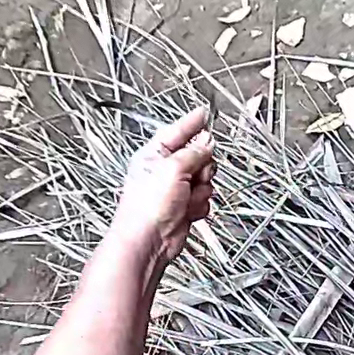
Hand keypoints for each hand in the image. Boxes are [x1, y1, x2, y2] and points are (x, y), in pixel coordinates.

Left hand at [109, 107, 214, 279]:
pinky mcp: (186, 207)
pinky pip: (205, 199)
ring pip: (205, 180)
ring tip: (186, 198)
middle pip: (198, 156)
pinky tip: (187, 211)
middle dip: (202, 166)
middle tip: (195, 174)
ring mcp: (177, 190)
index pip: (178, 131)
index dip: (192, 123)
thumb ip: (194, 152)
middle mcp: (166, 171)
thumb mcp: (173, 169)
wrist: (148, 241)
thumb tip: (207, 142)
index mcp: (155, 155)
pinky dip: (199, 206)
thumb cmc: (146, 208)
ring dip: (200, 189)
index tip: (204, 113)